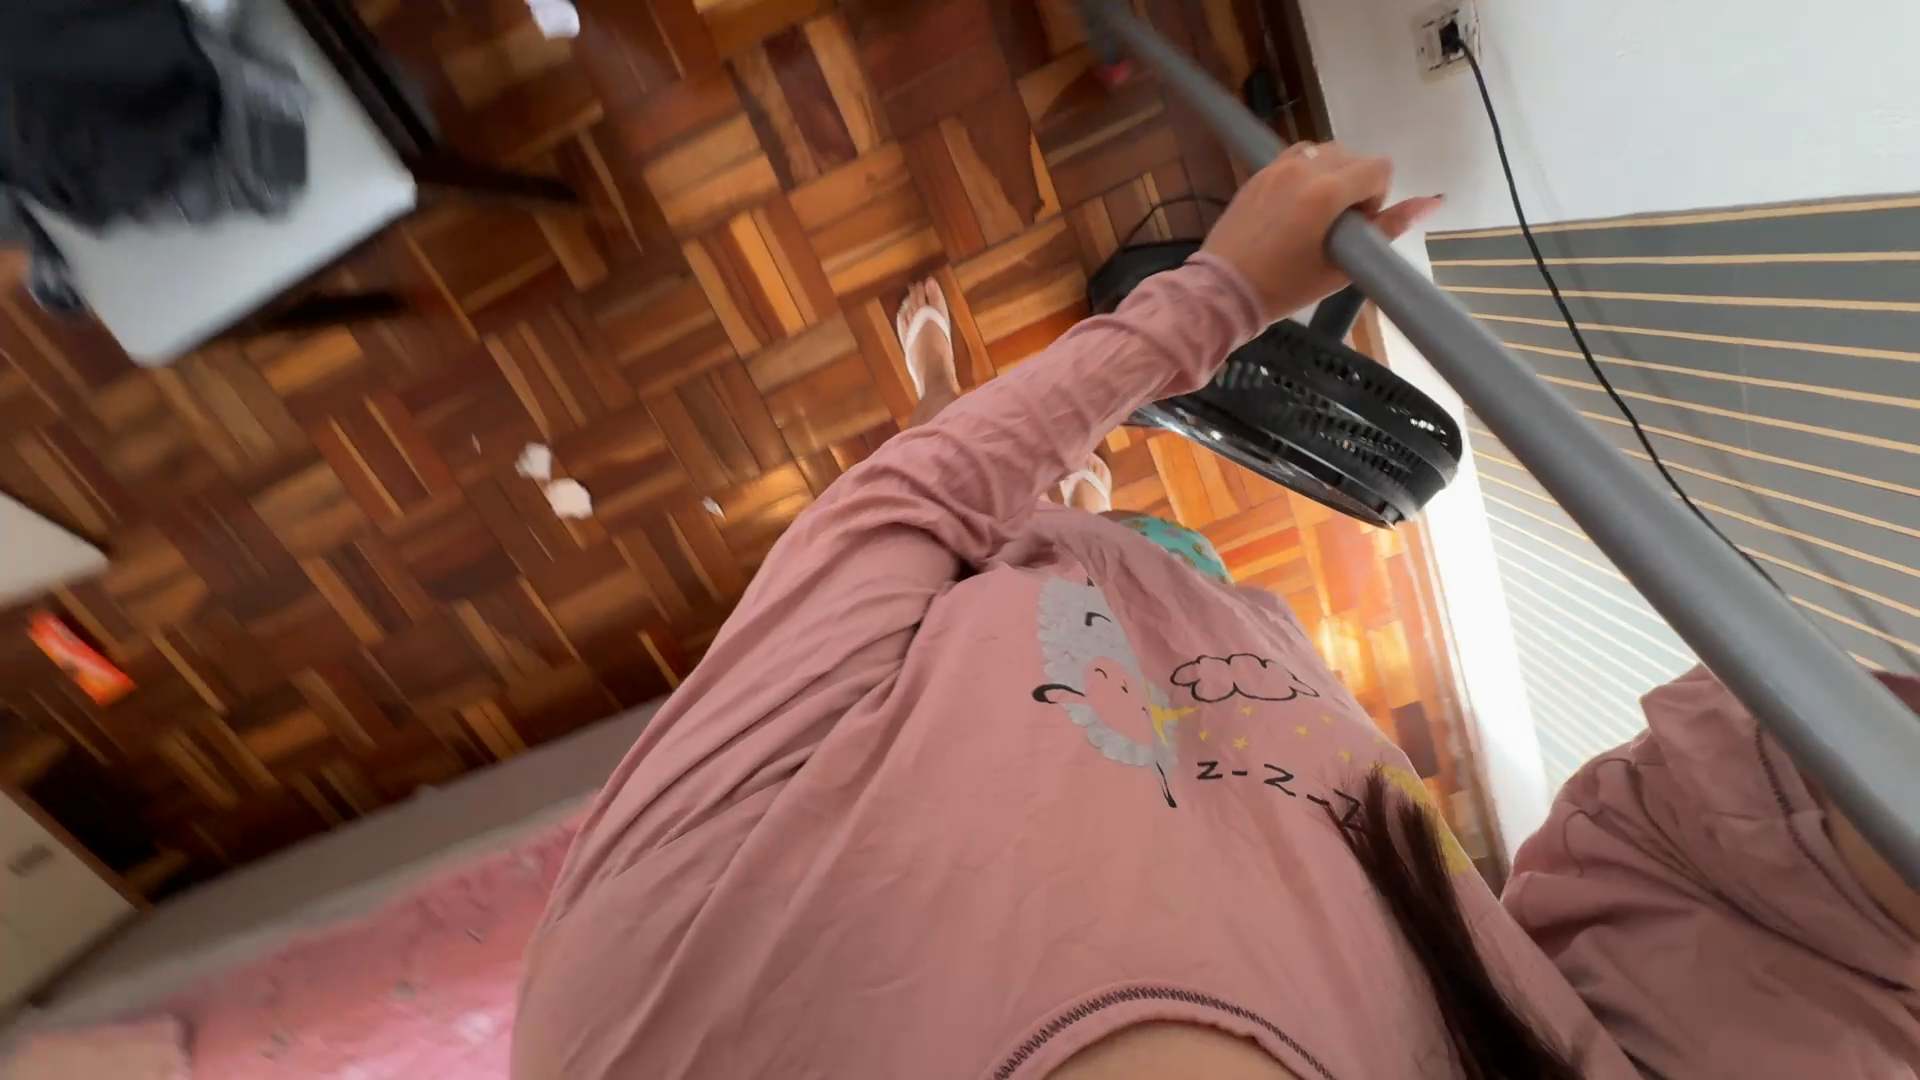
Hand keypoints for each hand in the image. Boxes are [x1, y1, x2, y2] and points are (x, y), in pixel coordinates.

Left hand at [1200, 141, 1441, 321]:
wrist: (1220, 293)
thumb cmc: (1281, 289)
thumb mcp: (1338, 267)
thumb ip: (1386, 230)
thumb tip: (1434, 201)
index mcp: (1326, 191)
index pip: (1379, 168)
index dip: (1375, 199)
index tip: (1354, 229)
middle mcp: (1303, 168)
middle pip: (1352, 157)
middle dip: (1354, 186)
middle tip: (1333, 228)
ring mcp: (1275, 169)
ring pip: (1323, 153)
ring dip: (1330, 176)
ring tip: (1313, 217)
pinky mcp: (1256, 175)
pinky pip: (1294, 160)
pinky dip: (1304, 175)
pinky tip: (1291, 209)